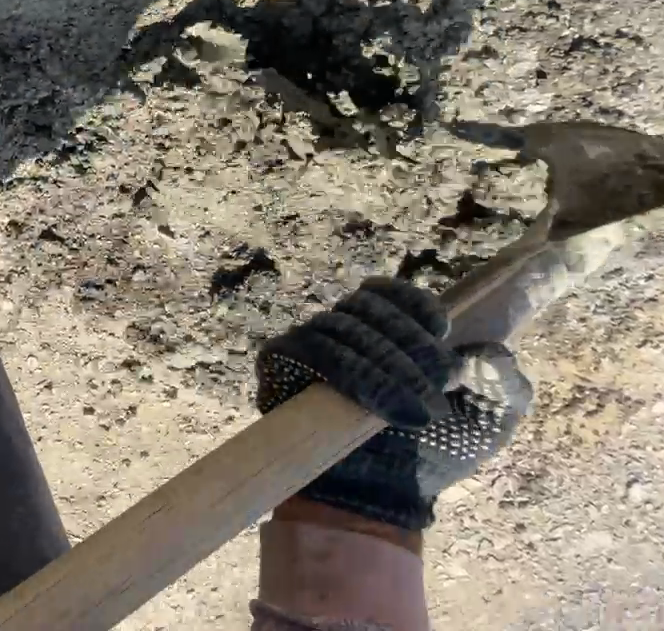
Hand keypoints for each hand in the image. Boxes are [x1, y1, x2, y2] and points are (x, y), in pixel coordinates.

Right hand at [256, 279, 532, 530]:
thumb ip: (503, 386)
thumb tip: (487, 350)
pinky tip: (379, 408)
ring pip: (340, 324)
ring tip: (417, 410)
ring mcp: (308, 342)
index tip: (442, 331)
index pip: (389, 291)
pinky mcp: (281, 359)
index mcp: (388, 333)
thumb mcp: (486, 423)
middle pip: (364, 302)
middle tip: (440, 382)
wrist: (381, 491)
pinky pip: (310, 346)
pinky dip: (352, 373)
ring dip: (387, 364)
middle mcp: (344, 330)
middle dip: (409, 340)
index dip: (413, 302)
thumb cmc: (432, 451)